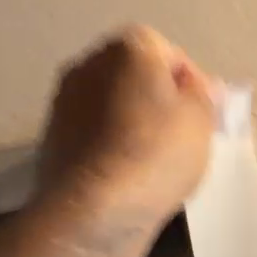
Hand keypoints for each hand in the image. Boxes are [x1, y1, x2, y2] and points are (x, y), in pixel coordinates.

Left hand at [36, 26, 216, 222]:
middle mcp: (90, 62)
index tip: (204, 114)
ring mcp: (64, 97)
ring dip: (133, 118)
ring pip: (113, 100)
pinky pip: (94, 127)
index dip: (191, 82)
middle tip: (183, 133)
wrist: (94, 207)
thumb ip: (204, 94)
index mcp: (129, 49)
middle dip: (160, 96)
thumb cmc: (157, 154)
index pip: (168, 50)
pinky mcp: (52, 132)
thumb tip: (200, 85)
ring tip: (155, 156)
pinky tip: (128, 170)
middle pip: (135, 72)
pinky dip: (112, 140)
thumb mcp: (201, 121)